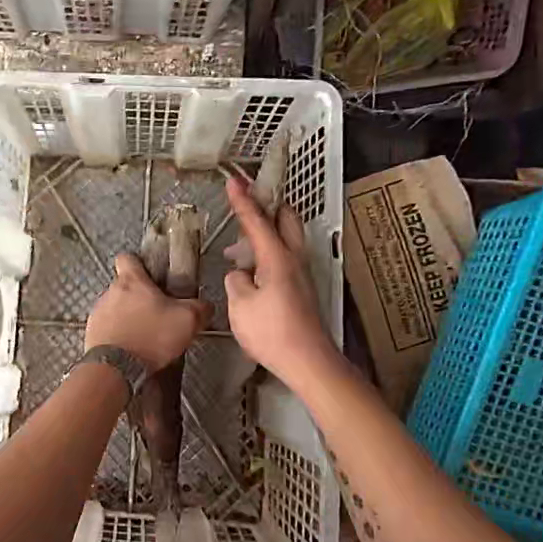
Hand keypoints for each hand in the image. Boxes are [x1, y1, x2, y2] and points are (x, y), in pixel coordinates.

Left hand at [84, 254, 211, 371]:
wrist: (116, 368)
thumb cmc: (151, 337)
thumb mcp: (187, 321)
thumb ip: (199, 308)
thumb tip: (205, 306)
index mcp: (131, 281)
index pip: (128, 258)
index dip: (139, 264)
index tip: (151, 276)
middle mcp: (110, 292)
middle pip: (124, 286)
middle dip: (139, 298)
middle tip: (157, 314)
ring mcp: (98, 313)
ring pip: (115, 308)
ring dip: (127, 317)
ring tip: (144, 335)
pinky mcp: (91, 333)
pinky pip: (107, 328)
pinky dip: (117, 335)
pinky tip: (131, 349)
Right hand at [223, 176, 340, 386]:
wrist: (308, 361)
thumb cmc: (272, 332)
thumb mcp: (240, 305)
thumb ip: (236, 281)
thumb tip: (241, 274)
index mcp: (277, 257)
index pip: (257, 220)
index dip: (243, 200)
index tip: (233, 180)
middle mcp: (293, 260)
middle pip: (286, 220)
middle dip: (268, 206)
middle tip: (248, 202)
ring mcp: (301, 275)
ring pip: (287, 239)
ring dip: (266, 233)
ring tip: (240, 245)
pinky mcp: (302, 291)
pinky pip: (285, 259)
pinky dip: (269, 254)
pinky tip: (253, 271)